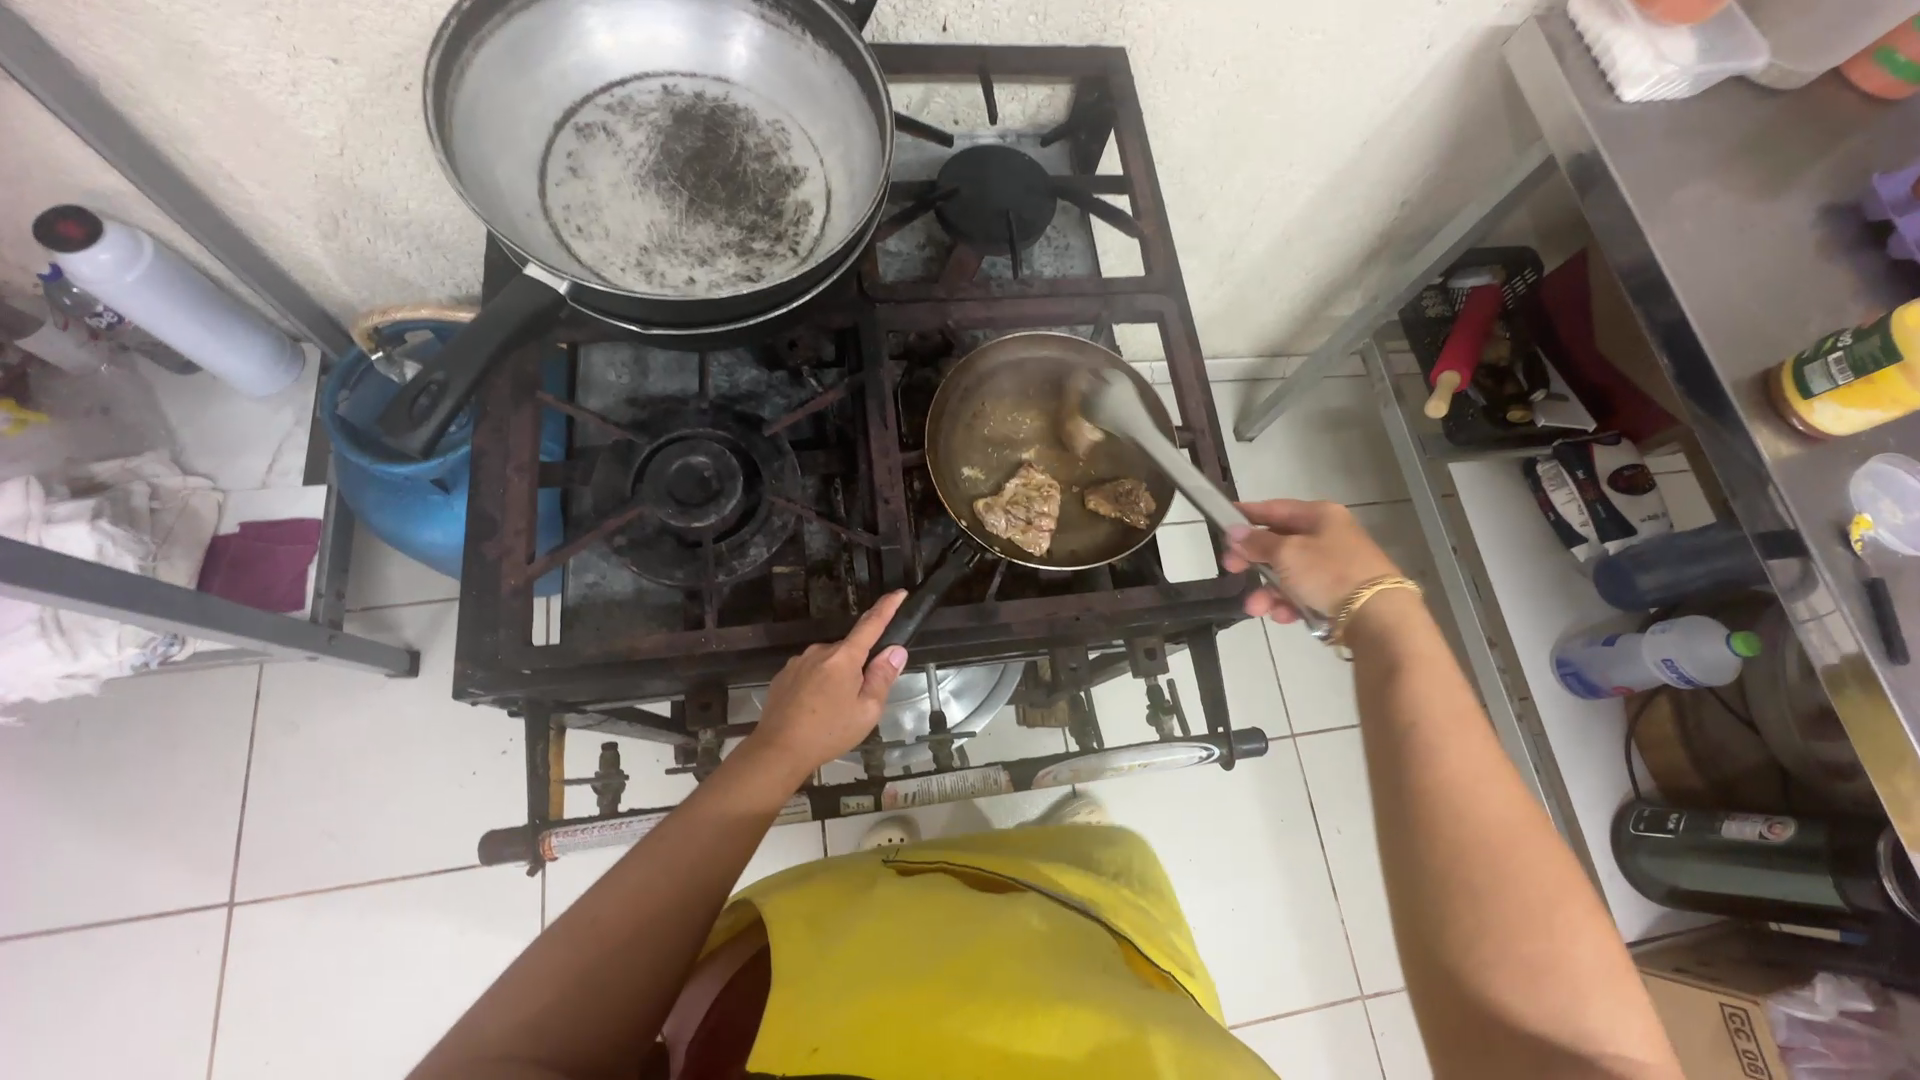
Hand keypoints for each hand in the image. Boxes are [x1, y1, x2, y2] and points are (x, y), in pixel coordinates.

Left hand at [742, 590, 910, 779]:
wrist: (778, 749)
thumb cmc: (829, 732)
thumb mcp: (867, 710)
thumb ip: (882, 677)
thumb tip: (895, 650)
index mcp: (843, 657)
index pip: (871, 624)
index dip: (887, 608)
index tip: (899, 593)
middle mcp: (819, 651)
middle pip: (849, 650)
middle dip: (858, 667)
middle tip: (859, 700)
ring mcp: (798, 661)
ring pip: (829, 662)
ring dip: (837, 677)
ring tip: (833, 711)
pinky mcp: (784, 675)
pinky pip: (810, 672)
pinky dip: (818, 684)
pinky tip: (814, 709)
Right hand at [1222, 500, 1401, 623]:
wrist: (1377, 614)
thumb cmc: (1329, 572)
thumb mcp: (1286, 553)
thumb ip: (1257, 542)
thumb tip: (1234, 531)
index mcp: (1320, 515)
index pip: (1275, 508)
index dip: (1247, 514)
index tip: (1222, 521)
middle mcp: (1328, 536)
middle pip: (1279, 543)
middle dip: (1253, 561)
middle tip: (1231, 570)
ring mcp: (1334, 565)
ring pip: (1288, 573)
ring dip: (1267, 591)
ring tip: (1256, 608)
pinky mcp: (1338, 592)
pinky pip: (1303, 593)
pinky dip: (1289, 604)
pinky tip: (1283, 616)